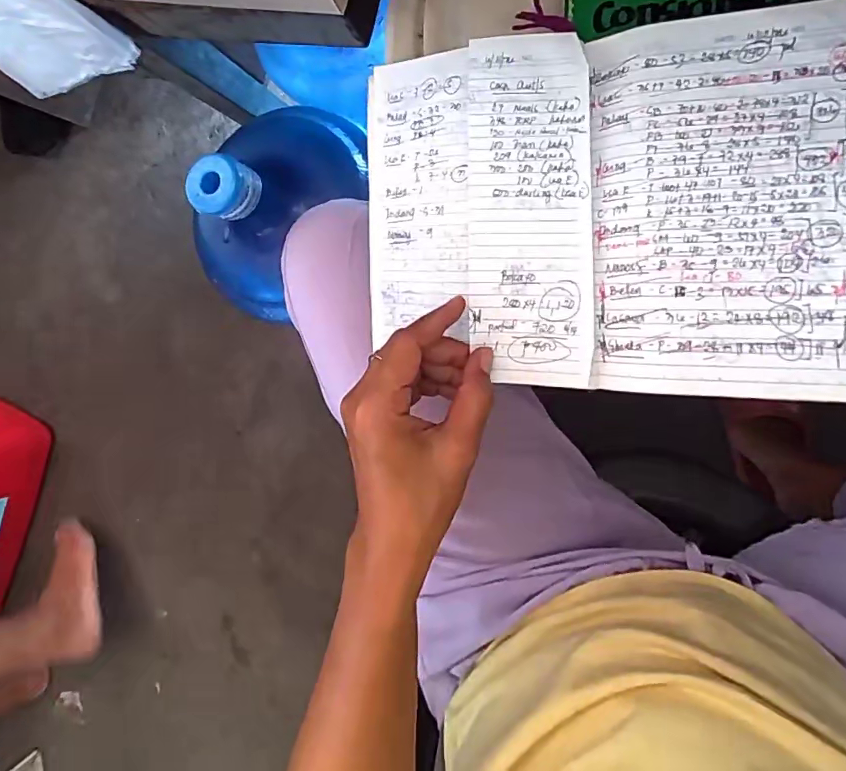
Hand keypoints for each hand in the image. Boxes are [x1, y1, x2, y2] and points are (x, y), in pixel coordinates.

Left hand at [339, 296, 493, 578]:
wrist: (392, 542)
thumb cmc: (423, 500)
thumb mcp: (458, 447)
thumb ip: (473, 396)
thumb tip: (484, 357)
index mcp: (375, 402)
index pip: (405, 344)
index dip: (435, 322)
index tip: (462, 304)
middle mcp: (361, 396)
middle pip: (402, 353)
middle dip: (442, 351)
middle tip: (477, 363)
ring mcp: (362, 406)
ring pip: (401, 366)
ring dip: (436, 367)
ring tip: (469, 383)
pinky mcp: (369, 416)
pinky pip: (398, 383)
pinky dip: (425, 382)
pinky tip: (452, 393)